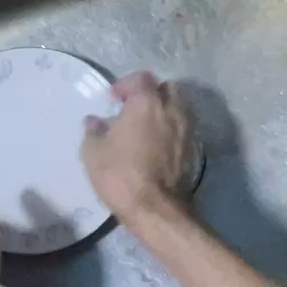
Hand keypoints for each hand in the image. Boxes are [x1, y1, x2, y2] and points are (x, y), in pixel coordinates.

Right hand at [82, 70, 195, 219]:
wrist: (154, 209)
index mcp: (146, 103)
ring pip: (179, 108)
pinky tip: (158, 145)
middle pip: (168, 88)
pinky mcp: (193, 151)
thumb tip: (94, 120)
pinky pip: (183, 130)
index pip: (141, 78)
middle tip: (135, 108)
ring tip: (147, 127)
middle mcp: (172, 111)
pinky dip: (172, 131)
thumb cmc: (120, 175)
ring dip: (165, 111)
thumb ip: (93, 131)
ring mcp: (186, 131)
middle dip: (152, 93)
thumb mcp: (93, 152)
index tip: (113, 99)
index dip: (126, 84)